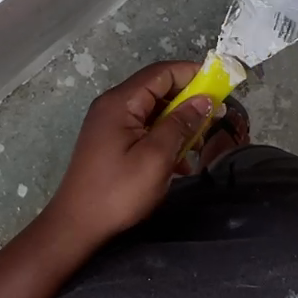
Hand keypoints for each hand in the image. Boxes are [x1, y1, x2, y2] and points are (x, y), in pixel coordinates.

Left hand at [41, 61, 211, 241]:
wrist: (77, 225)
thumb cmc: (118, 192)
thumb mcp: (156, 157)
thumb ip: (181, 124)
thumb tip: (204, 100)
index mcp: (120, 102)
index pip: (161, 73)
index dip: (192, 74)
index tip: (220, 86)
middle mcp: (112, 106)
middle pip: (157, 89)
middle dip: (187, 100)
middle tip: (214, 117)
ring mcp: (110, 124)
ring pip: (152, 111)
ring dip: (177, 123)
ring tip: (199, 143)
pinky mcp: (111, 142)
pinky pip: (143, 129)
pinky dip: (163, 138)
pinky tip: (179, 162)